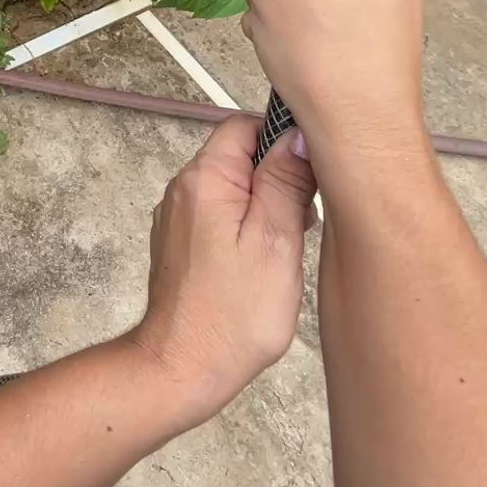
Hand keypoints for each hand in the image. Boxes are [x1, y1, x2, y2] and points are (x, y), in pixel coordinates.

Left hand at [128, 116, 317, 422]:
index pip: (241, 126)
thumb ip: (285, 182)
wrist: (184, 360)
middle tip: (300, 220)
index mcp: (203, 178)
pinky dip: (244, 225)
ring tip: (282, 248)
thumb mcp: (276, 241)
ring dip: (264, 205)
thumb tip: (298, 135)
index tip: (310, 171)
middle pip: (237, 156)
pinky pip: (218, 212)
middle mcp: (182, 188)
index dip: (280, 139)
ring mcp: (177, 213)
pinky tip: (261, 260)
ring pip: (231, 186)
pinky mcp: (180, 238)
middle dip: (276, 178)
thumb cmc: (233, 311)